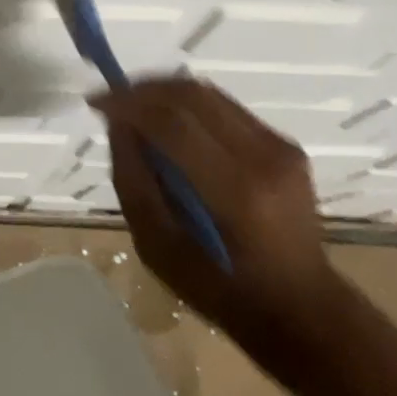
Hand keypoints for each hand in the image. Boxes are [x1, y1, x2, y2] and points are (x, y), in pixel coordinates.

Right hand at [90, 74, 346, 337]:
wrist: (300, 307)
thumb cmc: (220, 288)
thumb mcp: (157, 248)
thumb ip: (133, 181)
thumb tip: (117, 125)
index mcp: (232, 191)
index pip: (171, 122)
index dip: (128, 103)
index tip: (96, 102)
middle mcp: (262, 157)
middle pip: (191, 95)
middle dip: (143, 89)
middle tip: (112, 98)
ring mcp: (280, 148)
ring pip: (209, 94)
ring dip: (166, 93)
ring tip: (135, 106)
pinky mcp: (287, 146)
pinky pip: (227, 109)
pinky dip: (191, 107)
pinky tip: (171, 125)